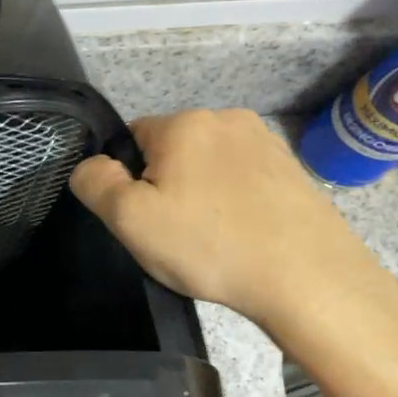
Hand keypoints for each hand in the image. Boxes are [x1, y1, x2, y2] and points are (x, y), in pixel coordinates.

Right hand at [70, 109, 397, 330]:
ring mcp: (266, 143)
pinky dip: (232, 204)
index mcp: (184, 123)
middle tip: (172, 234)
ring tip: (209, 240)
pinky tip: (239, 237)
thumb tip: (89, 165)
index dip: (126, 180)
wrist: (308, 277)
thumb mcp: (129, 219)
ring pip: (206, 167)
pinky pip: (240, 181)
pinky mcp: (292, 170)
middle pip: (169, 151)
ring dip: (198, 196)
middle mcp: (227, 119)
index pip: (129, 138)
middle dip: (163, 186)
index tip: (142, 218)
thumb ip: (94, 183)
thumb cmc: (209, 245)